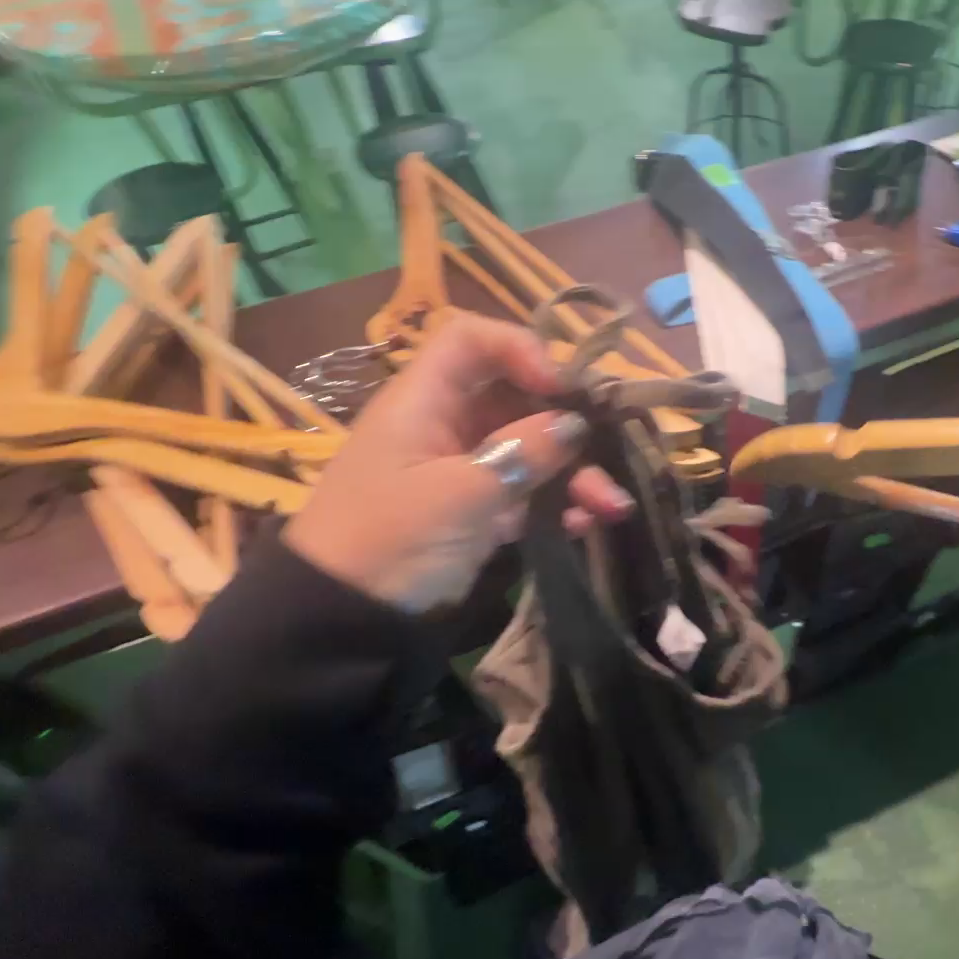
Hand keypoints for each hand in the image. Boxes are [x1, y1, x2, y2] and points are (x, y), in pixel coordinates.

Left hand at [283, 313, 633, 612]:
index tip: (560, 387)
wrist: (347, 619)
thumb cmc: (392, 540)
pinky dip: (559, 505)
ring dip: (575, 473)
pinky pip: (528, 493)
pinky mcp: (479, 511)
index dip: (521, 349)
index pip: (473, 340)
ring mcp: (466, 469)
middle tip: (609, 445)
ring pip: (531, 450)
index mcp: (425, 401)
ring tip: (612, 505)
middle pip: (516, 397)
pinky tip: (587, 524)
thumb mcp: (460, 494)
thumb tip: (575, 423)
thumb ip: (523, 454)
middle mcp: (448, 424)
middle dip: (566, 422)